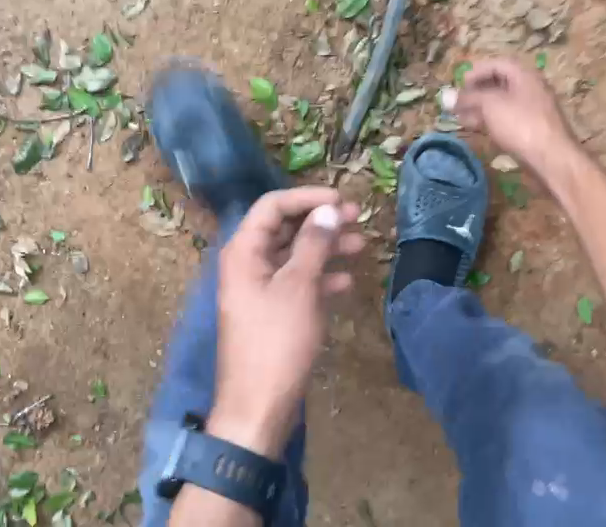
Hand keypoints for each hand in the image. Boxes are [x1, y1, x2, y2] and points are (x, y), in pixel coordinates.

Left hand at [209, 187, 364, 458]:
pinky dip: (320, 278)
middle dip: (320, 220)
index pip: (273, 205)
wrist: (258, 409)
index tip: (340, 199)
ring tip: (361, 245)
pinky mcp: (271, 312)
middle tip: (357, 217)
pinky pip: (296, 282)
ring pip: (294, 255)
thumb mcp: (299, 287)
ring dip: (326, 247)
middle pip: (285, 227)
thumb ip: (314, 244)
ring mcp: (259, 289)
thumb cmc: (276, 342)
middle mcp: (248, 263)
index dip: (306, 197)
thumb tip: (328, 210)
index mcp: (244, 250)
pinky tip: (346, 282)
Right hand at [454, 58, 581, 176]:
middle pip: (499, 83)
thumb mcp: (490, 105)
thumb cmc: (520, 124)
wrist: (552, 160)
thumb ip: (469, 98)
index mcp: (524, 75)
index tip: (460, 85)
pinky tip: (476, 128)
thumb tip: (448, 97)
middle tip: (458, 102)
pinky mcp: (532, 130)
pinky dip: (490, 120)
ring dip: (479, 108)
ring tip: (460, 117)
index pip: (497, 64)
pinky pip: (507, 118)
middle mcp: (530, 88)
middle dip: (475, 92)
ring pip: (501, 103)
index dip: (476, 71)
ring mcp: (532, 110)